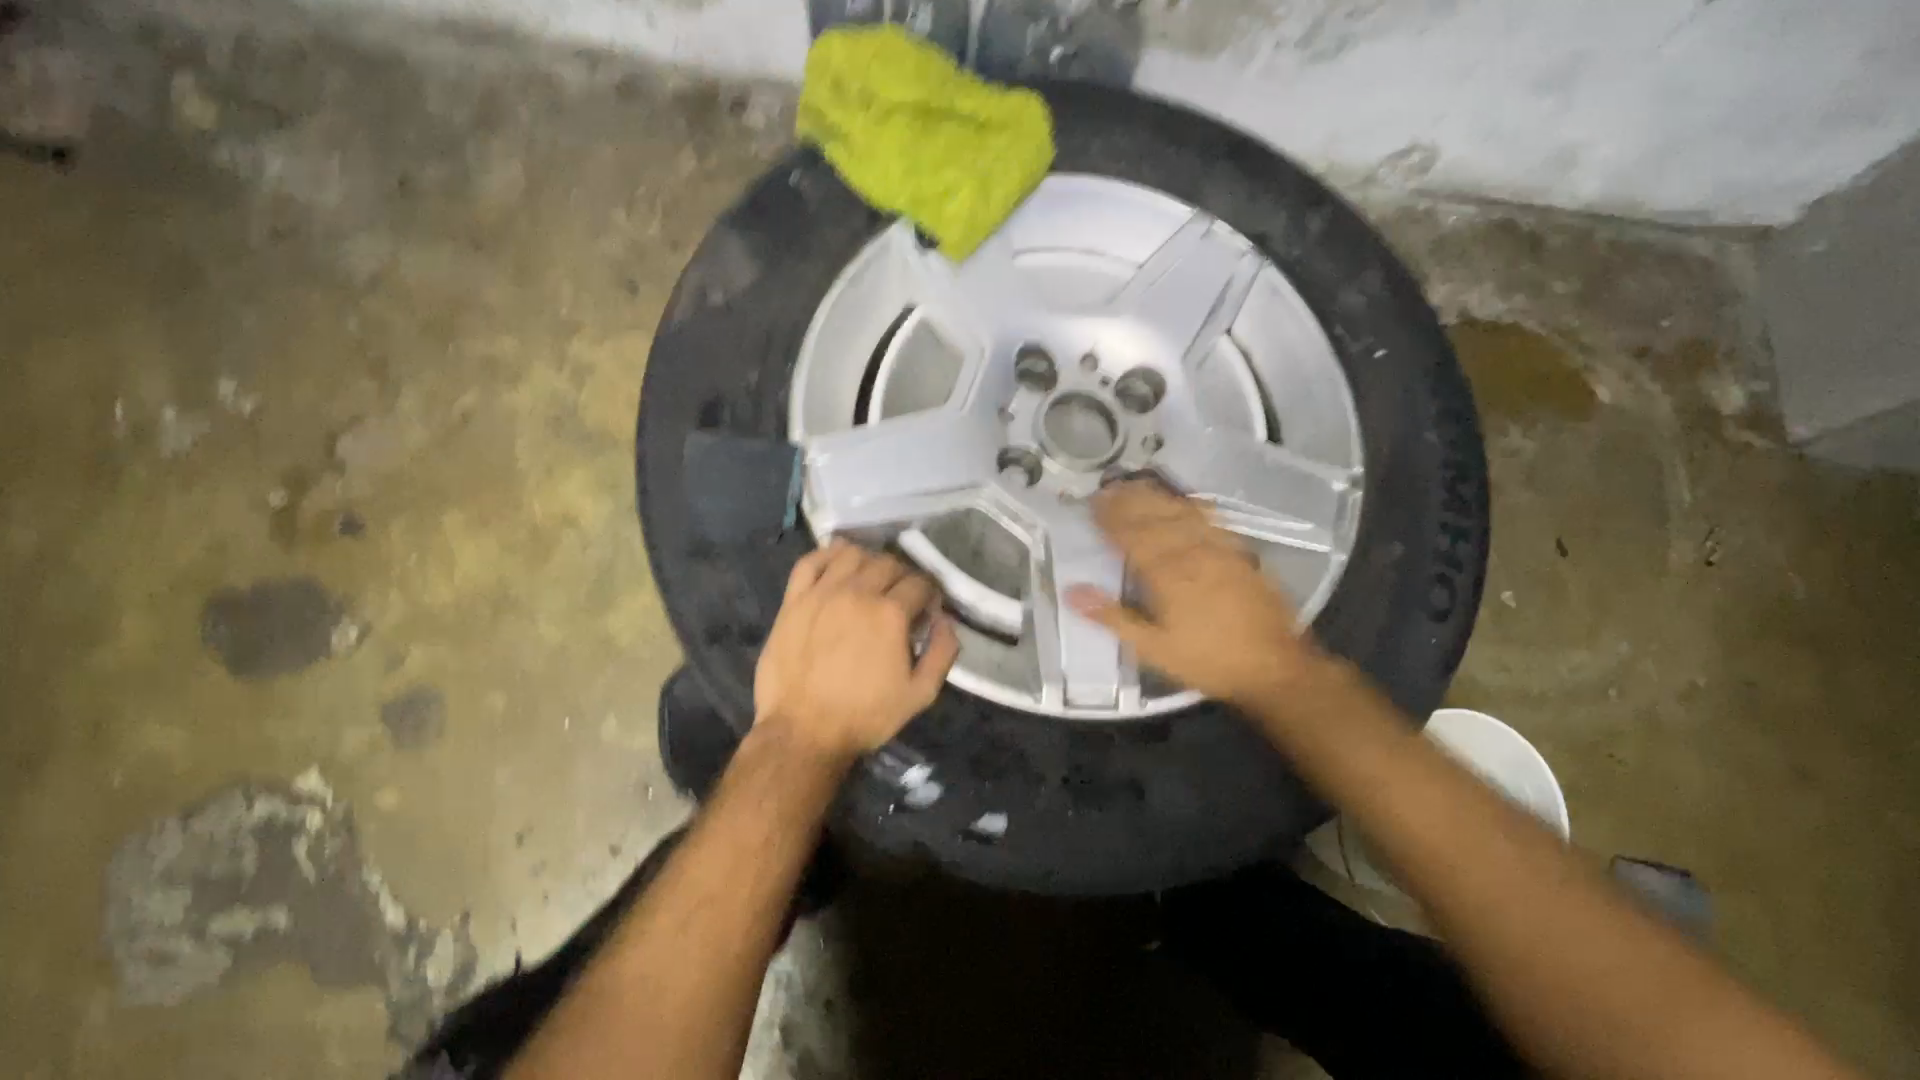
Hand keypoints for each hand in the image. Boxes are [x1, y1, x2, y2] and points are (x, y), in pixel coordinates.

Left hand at [753, 540, 960, 764]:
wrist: (802, 732)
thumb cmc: (864, 716)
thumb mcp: (920, 694)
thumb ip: (942, 652)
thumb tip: (945, 620)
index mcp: (890, 614)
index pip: (920, 583)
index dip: (929, 594)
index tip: (927, 609)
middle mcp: (857, 593)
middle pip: (887, 563)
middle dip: (902, 576)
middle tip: (902, 598)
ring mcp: (821, 593)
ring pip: (851, 554)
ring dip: (868, 561)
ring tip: (870, 581)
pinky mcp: (793, 600)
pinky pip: (810, 561)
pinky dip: (827, 556)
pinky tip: (837, 566)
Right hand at [1067, 482, 1323, 705]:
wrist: (1274, 666)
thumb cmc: (1208, 660)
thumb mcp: (1153, 648)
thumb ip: (1113, 617)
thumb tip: (1072, 592)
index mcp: (1166, 574)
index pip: (1131, 536)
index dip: (1110, 518)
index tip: (1092, 503)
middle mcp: (1192, 553)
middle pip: (1155, 517)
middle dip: (1129, 500)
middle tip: (1108, 487)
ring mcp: (1220, 549)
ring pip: (1182, 513)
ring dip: (1157, 497)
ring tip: (1137, 485)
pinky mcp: (1241, 554)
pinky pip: (1212, 520)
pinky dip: (1193, 506)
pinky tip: (1186, 500)